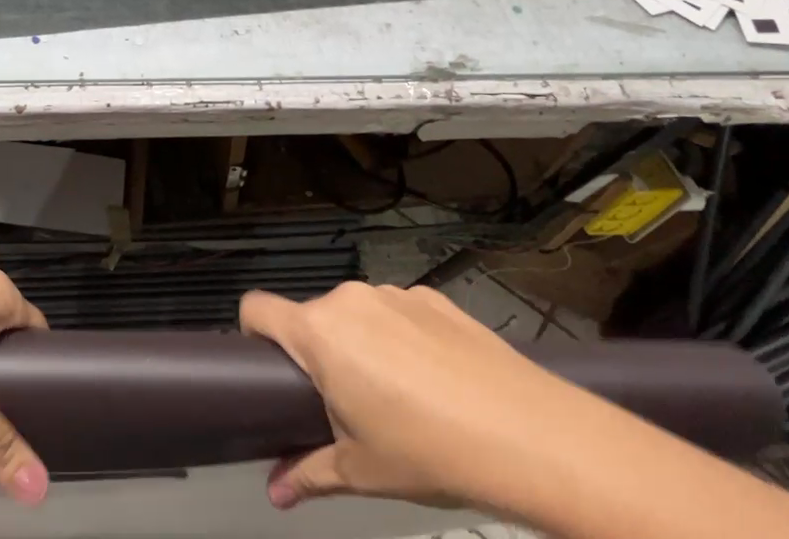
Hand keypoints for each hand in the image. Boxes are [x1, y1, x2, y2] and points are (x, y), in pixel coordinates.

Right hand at [240, 282, 613, 513]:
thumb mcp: (361, 471)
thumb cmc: (431, 453)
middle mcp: (350, 300)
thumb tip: (276, 495)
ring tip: (400, 395)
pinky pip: (399, 312)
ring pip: (357, 314)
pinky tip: (438, 380)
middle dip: (319, 354)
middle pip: (311, 317)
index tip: (271, 372)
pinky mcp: (437, 299)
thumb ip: (308, 474)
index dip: (252, 336)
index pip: (256, 308)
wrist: (536, 438)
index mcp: (319, 333)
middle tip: (346, 404)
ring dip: (362, 343)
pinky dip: (404, 338)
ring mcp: (396, 294)